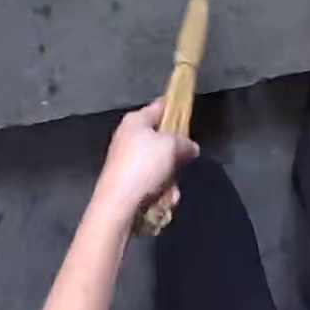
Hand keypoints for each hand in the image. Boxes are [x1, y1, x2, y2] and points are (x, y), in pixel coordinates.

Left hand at [91, 99, 198, 216]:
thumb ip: (184, 143)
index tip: (190, 114)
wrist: (118, 204)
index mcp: (136, 120)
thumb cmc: (144, 166)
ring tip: (170, 191)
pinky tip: (163, 202)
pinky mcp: (126, 182)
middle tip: (182, 163)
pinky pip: (152, 183)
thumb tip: (191, 147)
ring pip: (159, 165)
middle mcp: (129, 135)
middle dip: (175, 156)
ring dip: (169, 180)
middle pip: (161, 139)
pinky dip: (160, 193)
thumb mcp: (171, 147)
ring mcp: (126, 159)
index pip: (160, 106)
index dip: (176, 108)